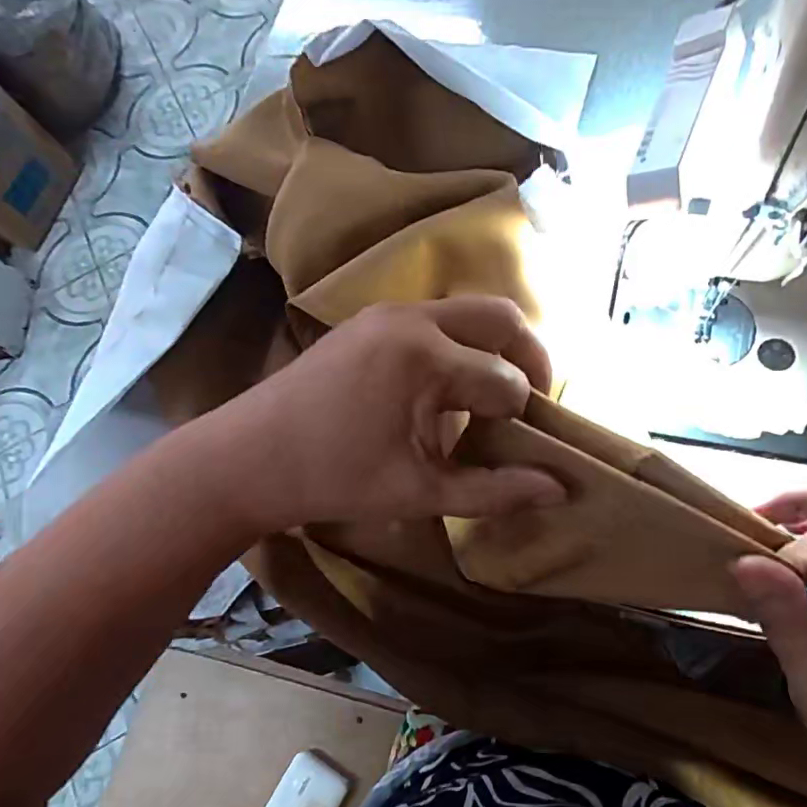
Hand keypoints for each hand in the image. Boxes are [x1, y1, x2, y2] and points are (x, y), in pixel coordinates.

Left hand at [198, 296, 566, 530]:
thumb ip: (492, 490)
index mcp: (426, 356)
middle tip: (532, 405)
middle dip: (528, 358)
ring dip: (489, 350)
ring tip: (489, 403)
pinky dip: (455, 348)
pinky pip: (431, 321)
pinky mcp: (364, 322)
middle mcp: (410, 318)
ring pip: (464, 314)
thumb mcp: (417, 492)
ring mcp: (382, 314)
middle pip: (500, 317)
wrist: (247, 459)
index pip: (506, 380)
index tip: (522, 448)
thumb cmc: (333, 480)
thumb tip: (558, 489)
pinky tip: (443, 394)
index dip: (523, 417)